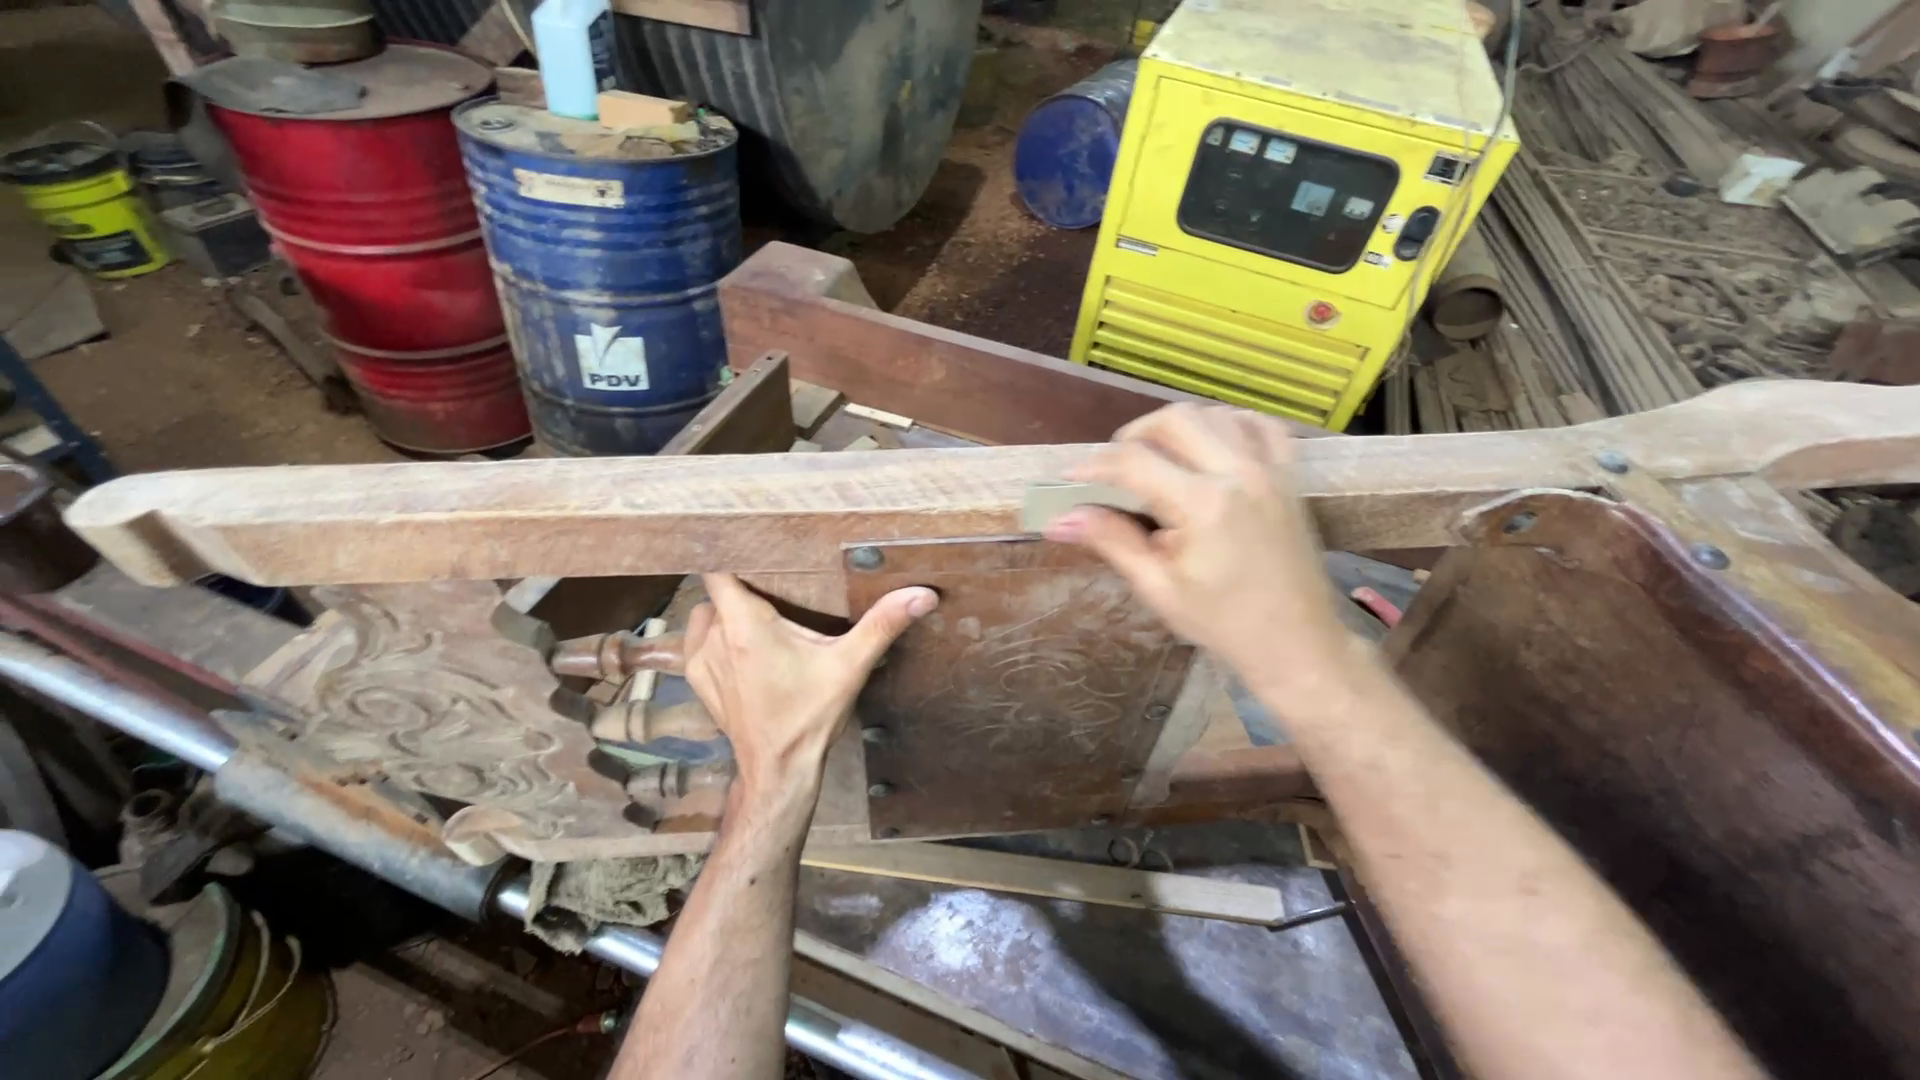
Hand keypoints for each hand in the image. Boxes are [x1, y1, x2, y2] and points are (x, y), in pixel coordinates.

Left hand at [683, 574, 936, 792]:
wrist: (778, 770)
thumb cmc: (810, 717)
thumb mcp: (850, 666)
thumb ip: (883, 624)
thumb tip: (923, 595)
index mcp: (746, 625)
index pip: (719, 568)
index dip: (734, 555)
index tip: (757, 550)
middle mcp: (714, 637)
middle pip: (719, 591)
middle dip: (744, 587)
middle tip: (777, 588)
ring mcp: (701, 660)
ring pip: (706, 613)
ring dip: (727, 612)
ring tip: (760, 619)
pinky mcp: (698, 679)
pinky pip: (698, 640)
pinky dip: (715, 636)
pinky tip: (742, 647)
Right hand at [1043, 403, 1361, 694]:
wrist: (1297, 643)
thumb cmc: (1222, 623)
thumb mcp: (1158, 588)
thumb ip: (1111, 541)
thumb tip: (1058, 519)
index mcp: (1203, 505)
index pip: (1133, 461)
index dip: (1093, 465)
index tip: (1070, 478)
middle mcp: (1238, 473)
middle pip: (1173, 420)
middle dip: (1133, 437)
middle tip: (1116, 471)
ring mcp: (1270, 469)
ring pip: (1213, 414)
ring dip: (1177, 428)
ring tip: (1159, 462)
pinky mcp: (1289, 475)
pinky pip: (1259, 425)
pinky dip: (1227, 425)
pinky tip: (1209, 449)